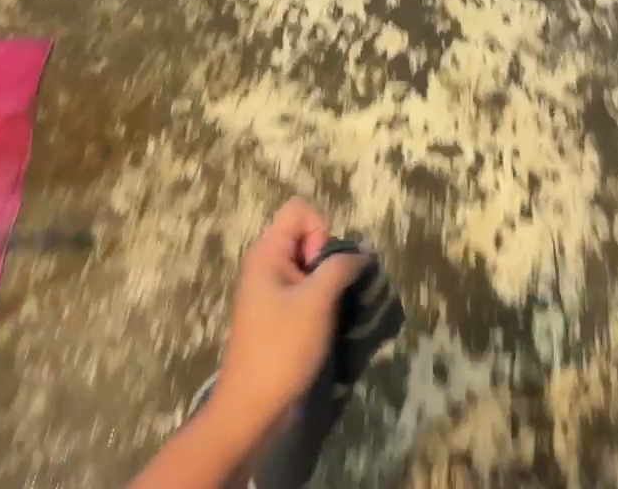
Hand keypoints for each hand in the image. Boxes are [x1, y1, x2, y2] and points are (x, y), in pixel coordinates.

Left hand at [207, 199, 367, 432]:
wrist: (253, 407)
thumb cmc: (282, 347)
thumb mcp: (316, 301)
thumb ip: (341, 267)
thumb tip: (364, 252)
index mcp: (266, 252)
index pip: (300, 210)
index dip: (320, 230)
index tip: (320, 267)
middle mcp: (268, 264)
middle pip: (308, 236)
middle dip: (330, 257)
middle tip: (331, 294)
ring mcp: (273, 290)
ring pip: (312, 265)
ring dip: (331, 282)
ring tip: (337, 310)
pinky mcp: (281, 313)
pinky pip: (308, 289)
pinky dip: (324, 300)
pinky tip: (332, 322)